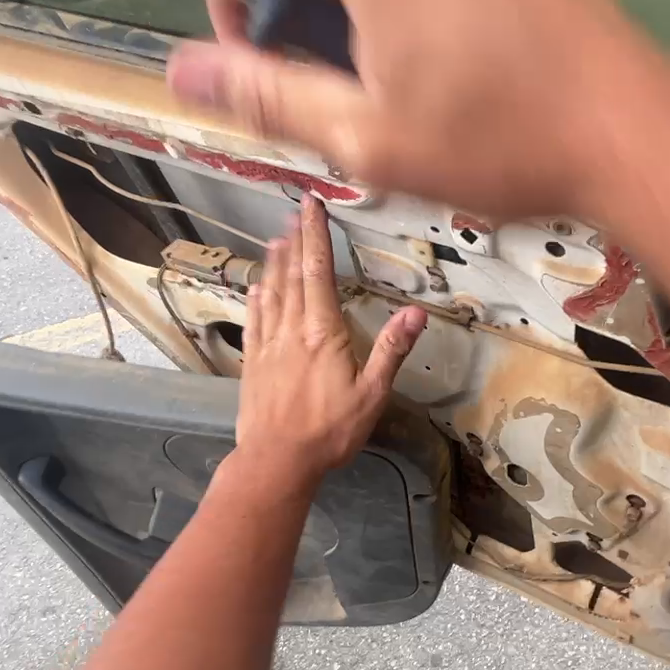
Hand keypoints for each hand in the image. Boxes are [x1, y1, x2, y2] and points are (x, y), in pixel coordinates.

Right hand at [166, 0, 669, 220]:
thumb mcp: (365, 133)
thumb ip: (265, 94)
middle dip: (292, 9)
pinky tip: (441, 66)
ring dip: (346, 11)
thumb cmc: (496, 136)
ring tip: (393, 90)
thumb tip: (183, 70)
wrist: (627, 126)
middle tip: (337, 94)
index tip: (265, 65)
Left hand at [232, 195, 426, 479]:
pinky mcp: (253, 363)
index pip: (319, 273)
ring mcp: (268, 346)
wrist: (276, 461)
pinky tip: (256, 286)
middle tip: (295, 211)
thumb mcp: (372, 394)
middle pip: (294, 276)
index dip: (316, 237)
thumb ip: (392, 350)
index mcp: (323, 333)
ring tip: (277, 238)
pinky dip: (256, 297)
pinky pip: (254, 321)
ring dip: (275, 263)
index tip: (312, 207)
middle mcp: (292, 331)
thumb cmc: (330, 431)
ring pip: (271, 293)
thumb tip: (417, 313)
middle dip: (296, 240)